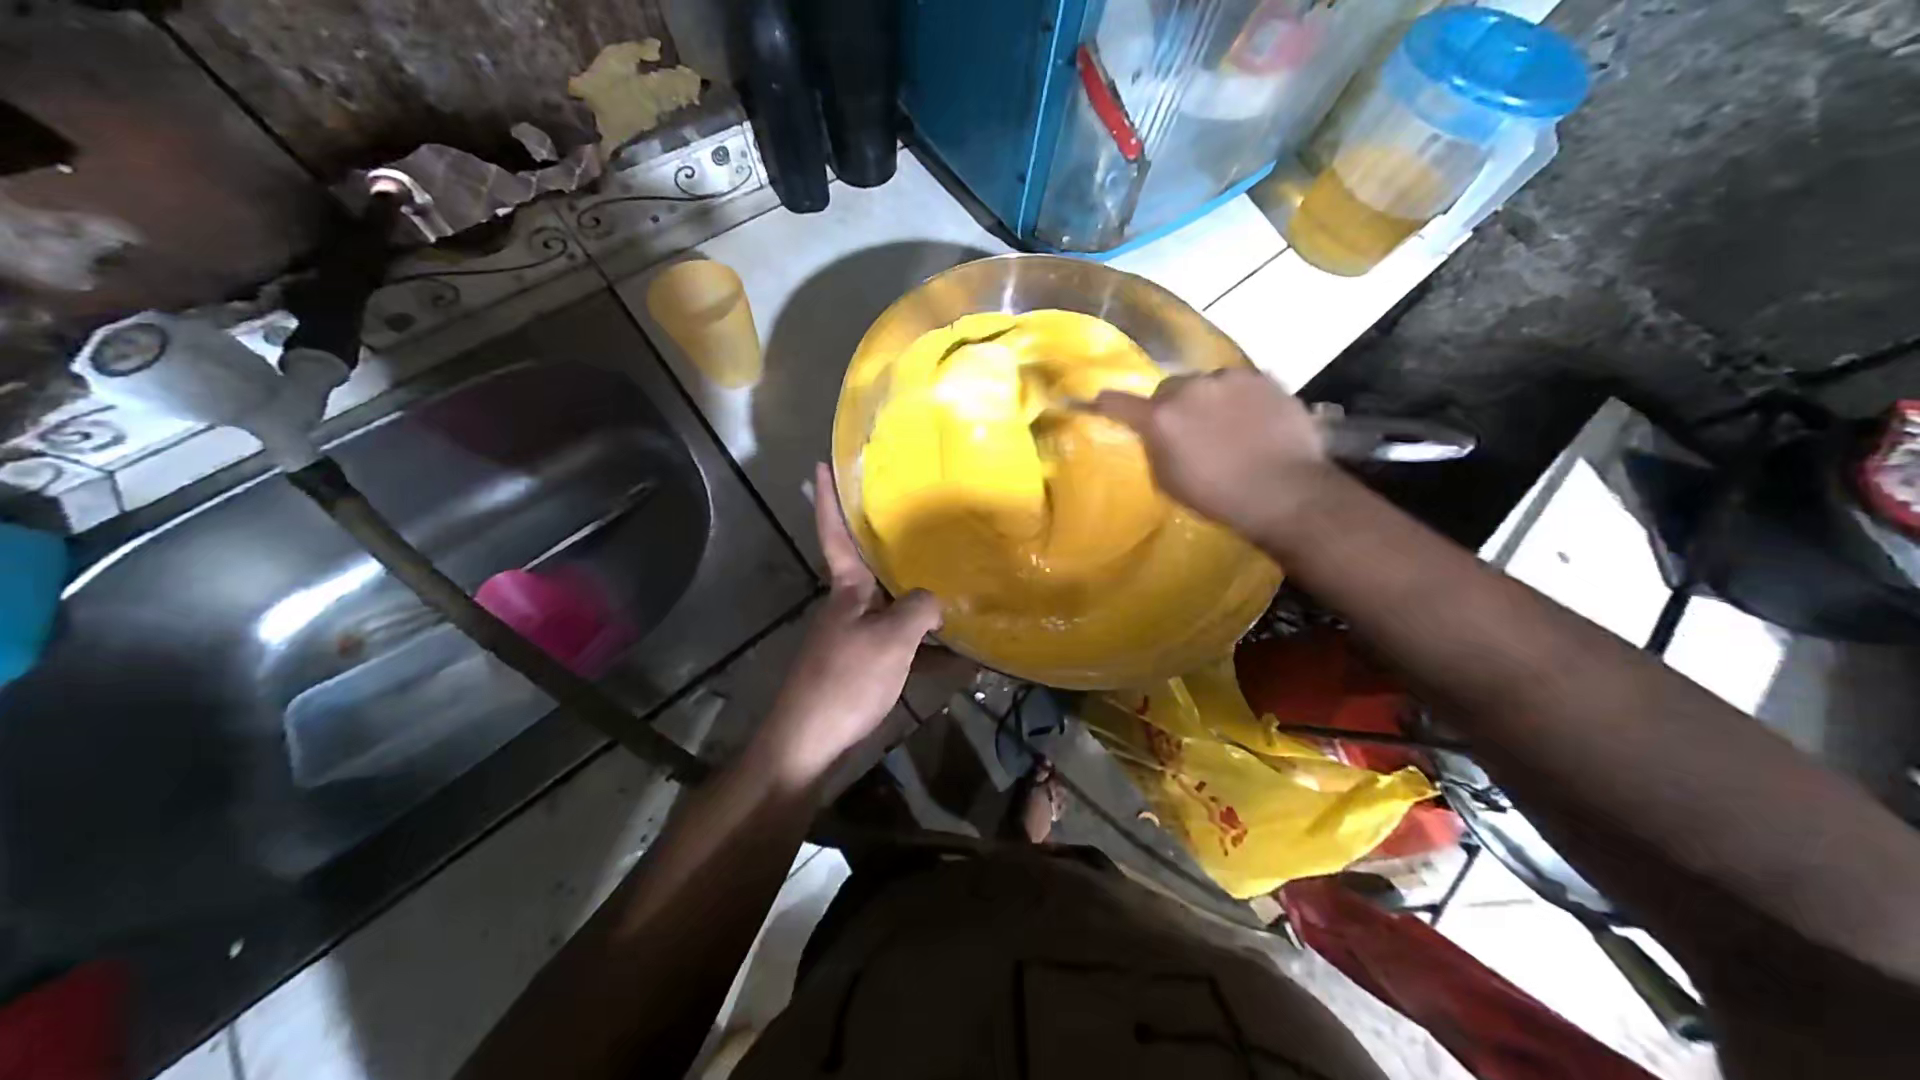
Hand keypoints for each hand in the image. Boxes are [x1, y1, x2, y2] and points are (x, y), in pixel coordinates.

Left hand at [751, 463, 943, 793]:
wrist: (809, 743)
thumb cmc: (845, 681)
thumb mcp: (891, 639)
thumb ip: (919, 610)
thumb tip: (936, 601)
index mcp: (847, 590)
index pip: (835, 534)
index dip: (829, 499)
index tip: (822, 464)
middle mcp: (849, 607)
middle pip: (872, 568)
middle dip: (894, 545)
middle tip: (924, 520)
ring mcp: (855, 638)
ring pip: (893, 609)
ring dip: (922, 604)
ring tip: (960, 587)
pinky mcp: (863, 669)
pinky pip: (902, 648)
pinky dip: (927, 651)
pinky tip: (961, 659)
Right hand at [1092, 368, 1334, 537]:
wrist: (1285, 492)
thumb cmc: (1218, 497)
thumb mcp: (1169, 481)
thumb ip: (1155, 449)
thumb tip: (1154, 434)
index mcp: (1161, 418)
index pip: (1119, 403)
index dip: (1106, 403)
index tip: (1098, 401)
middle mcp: (1190, 388)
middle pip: (1170, 388)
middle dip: (1173, 405)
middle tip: (1187, 429)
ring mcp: (1230, 379)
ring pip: (1208, 383)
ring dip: (1209, 400)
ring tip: (1229, 427)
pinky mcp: (1264, 378)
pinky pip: (1242, 385)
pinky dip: (1242, 400)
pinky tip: (1254, 423)